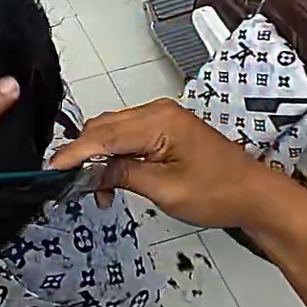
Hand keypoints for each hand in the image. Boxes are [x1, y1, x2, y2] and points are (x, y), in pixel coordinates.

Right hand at [49, 98, 296, 229]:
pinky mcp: (164, 129)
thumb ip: (122, 176)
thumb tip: (89, 174)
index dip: (74, 154)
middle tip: (68, 186)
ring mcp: (161, 119)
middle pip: (103, 128)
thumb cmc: (219, 193)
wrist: (254, 194)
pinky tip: (111, 181)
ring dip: (98, 158)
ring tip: (95, 191)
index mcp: (158, 121)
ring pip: (112, 132)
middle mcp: (157, 112)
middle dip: (83, 156)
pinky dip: (114, 157)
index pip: (102, 135)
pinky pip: (127, 137)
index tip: (52, 172)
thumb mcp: (166, 190)